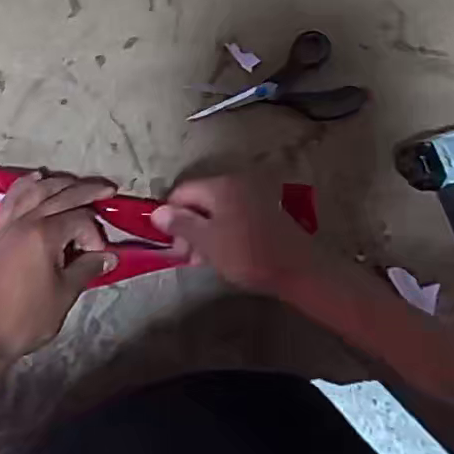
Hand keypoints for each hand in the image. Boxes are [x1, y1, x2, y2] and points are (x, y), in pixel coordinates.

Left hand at [0, 171, 117, 357]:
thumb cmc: (30, 315)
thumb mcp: (67, 292)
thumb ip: (89, 267)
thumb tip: (110, 256)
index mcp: (44, 235)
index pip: (80, 219)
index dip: (94, 235)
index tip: (98, 257)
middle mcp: (26, 222)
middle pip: (61, 195)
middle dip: (87, 190)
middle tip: (109, 189)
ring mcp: (9, 225)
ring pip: (36, 190)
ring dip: (59, 183)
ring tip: (78, 183)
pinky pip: (12, 199)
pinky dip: (25, 185)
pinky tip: (37, 178)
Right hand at [149, 173, 326, 299]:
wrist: (297, 269)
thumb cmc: (247, 254)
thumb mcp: (208, 242)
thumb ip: (181, 224)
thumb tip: (156, 211)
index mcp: (221, 186)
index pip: (182, 191)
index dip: (170, 215)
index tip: (171, 242)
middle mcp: (238, 184)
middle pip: (200, 200)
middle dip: (189, 226)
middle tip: (187, 256)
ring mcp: (254, 196)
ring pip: (217, 211)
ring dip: (205, 232)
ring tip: (204, 260)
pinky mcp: (265, 211)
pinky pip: (235, 216)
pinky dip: (224, 232)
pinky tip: (224, 254)